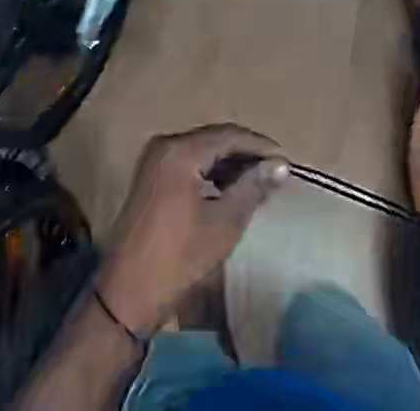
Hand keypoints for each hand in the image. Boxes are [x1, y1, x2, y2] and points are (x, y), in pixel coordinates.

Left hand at [96, 125, 288, 332]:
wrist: (131, 284)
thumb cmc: (181, 255)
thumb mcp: (225, 222)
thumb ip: (252, 187)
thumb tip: (279, 165)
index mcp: (180, 151)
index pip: (228, 134)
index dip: (260, 145)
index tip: (288, 163)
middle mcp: (164, 144)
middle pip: (213, 138)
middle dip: (246, 152)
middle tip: (277, 173)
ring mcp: (154, 158)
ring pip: (201, 149)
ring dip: (230, 162)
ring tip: (261, 182)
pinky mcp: (152, 174)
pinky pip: (188, 160)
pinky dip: (211, 170)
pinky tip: (231, 188)